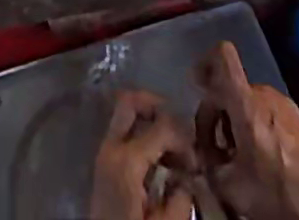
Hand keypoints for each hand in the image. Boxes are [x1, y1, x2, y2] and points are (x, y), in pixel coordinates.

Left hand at [90, 90, 194, 219]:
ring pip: (126, 116)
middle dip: (158, 108)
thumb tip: (185, 180)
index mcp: (127, 159)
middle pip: (130, 101)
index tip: (195, 165)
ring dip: (151, 124)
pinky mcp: (104, 165)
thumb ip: (180, 196)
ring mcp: (104, 153)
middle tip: (180, 133)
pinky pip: (124, 135)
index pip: (162, 125)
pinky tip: (160, 163)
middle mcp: (110, 147)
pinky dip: (143, 137)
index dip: (184, 140)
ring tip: (174, 154)